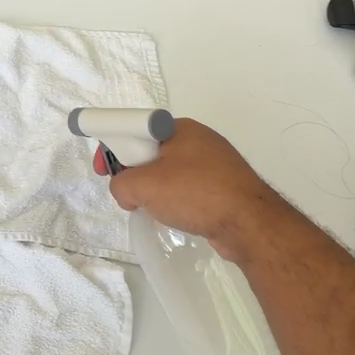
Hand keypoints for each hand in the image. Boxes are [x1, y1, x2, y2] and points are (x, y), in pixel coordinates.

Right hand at [106, 118, 292, 263]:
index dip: (113, 146)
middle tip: (126, 192)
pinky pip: (187, 188)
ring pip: (168, 172)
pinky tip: (174, 215)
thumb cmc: (195, 194)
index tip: (103, 169)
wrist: (251, 226)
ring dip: (152, 188)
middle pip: (150, 150)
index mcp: (180, 128)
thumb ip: (119, 184)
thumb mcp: (142, 186)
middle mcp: (199, 140)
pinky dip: (174, 200)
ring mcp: (215, 164)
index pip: (135, 128)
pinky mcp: (224, 187)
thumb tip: (126, 193)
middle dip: (132, 171)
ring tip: (151, 208)